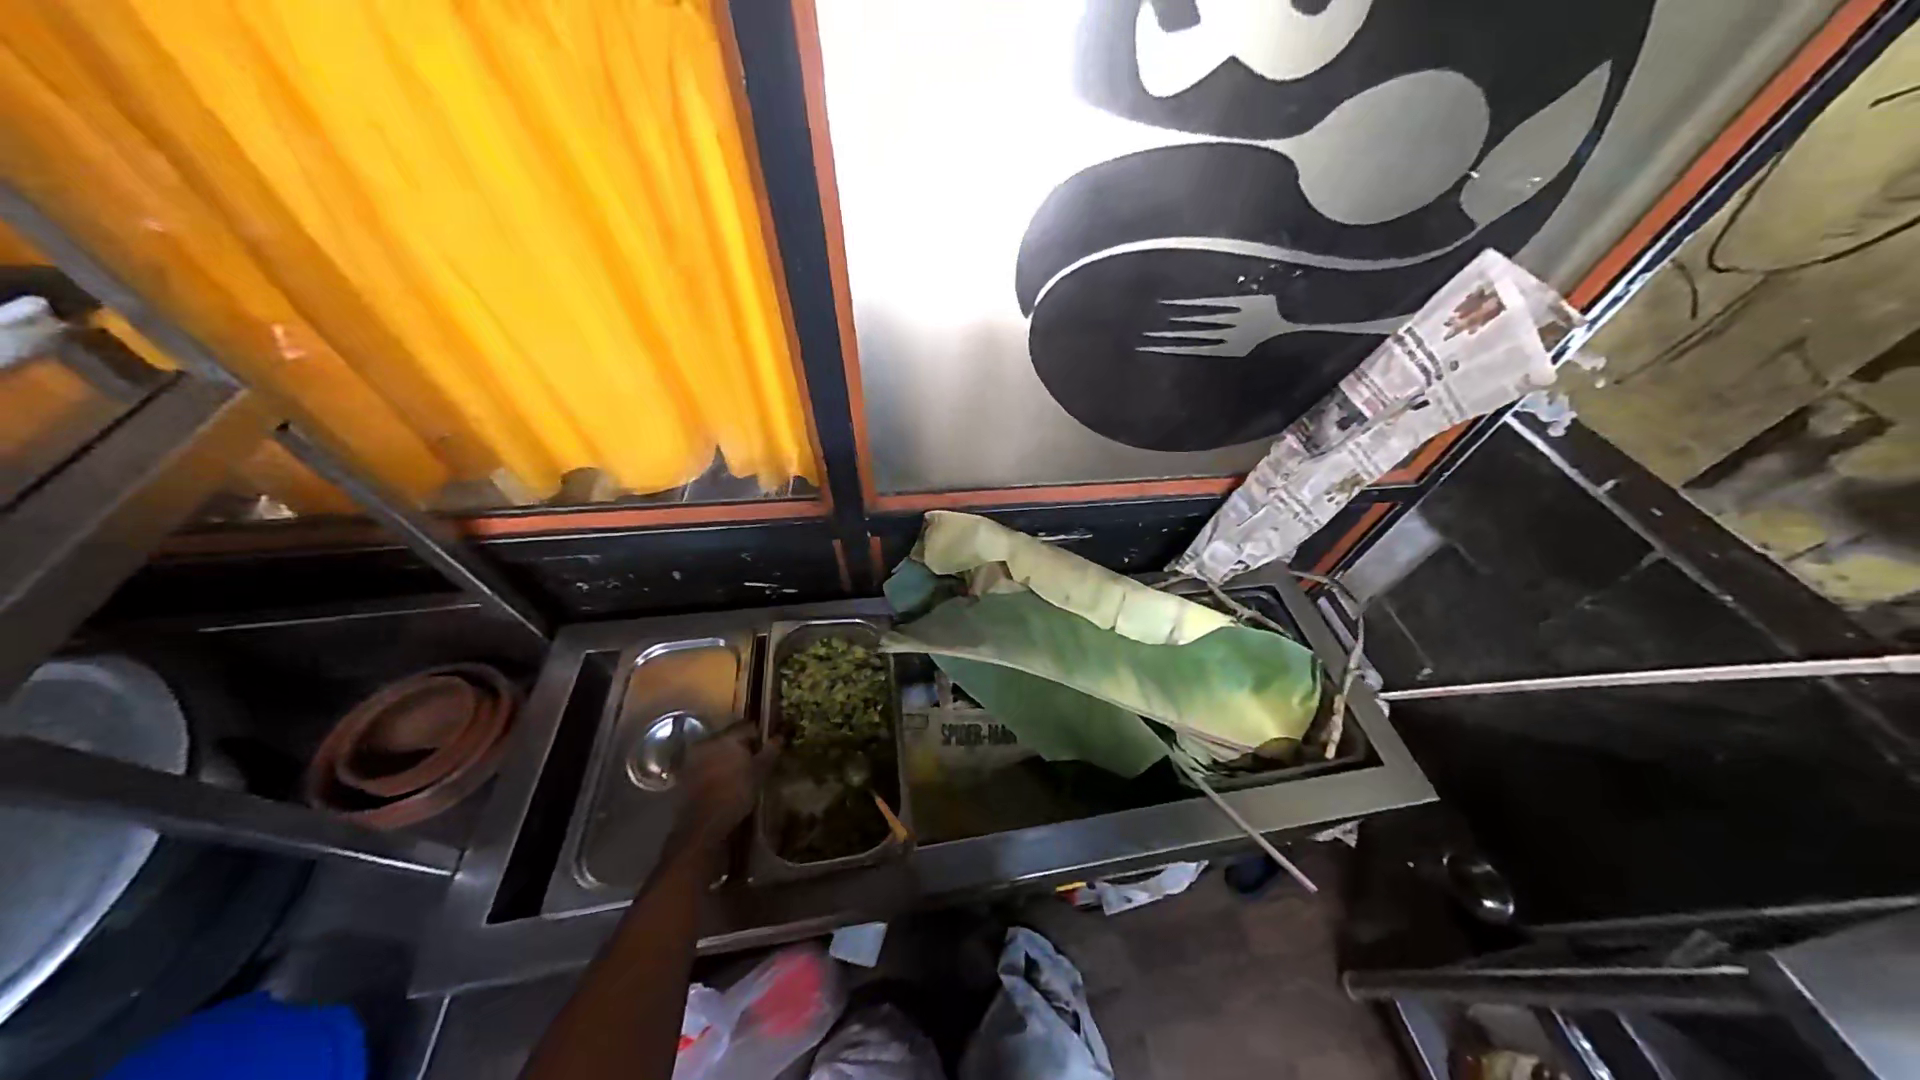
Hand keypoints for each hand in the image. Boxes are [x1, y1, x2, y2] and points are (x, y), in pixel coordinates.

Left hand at [673, 726, 777, 855]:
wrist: (703, 824)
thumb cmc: (735, 793)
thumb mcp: (759, 772)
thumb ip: (770, 752)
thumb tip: (780, 737)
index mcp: (726, 738)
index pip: (748, 728)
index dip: (761, 736)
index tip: (769, 747)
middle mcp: (706, 742)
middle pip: (730, 738)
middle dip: (742, 747)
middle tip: (755, 761)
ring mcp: (692, 758)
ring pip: (716, 752)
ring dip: (727, 758)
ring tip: (739, 773)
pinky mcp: (684, 775)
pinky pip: (704, 765)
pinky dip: (714, 769)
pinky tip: (723, 782)